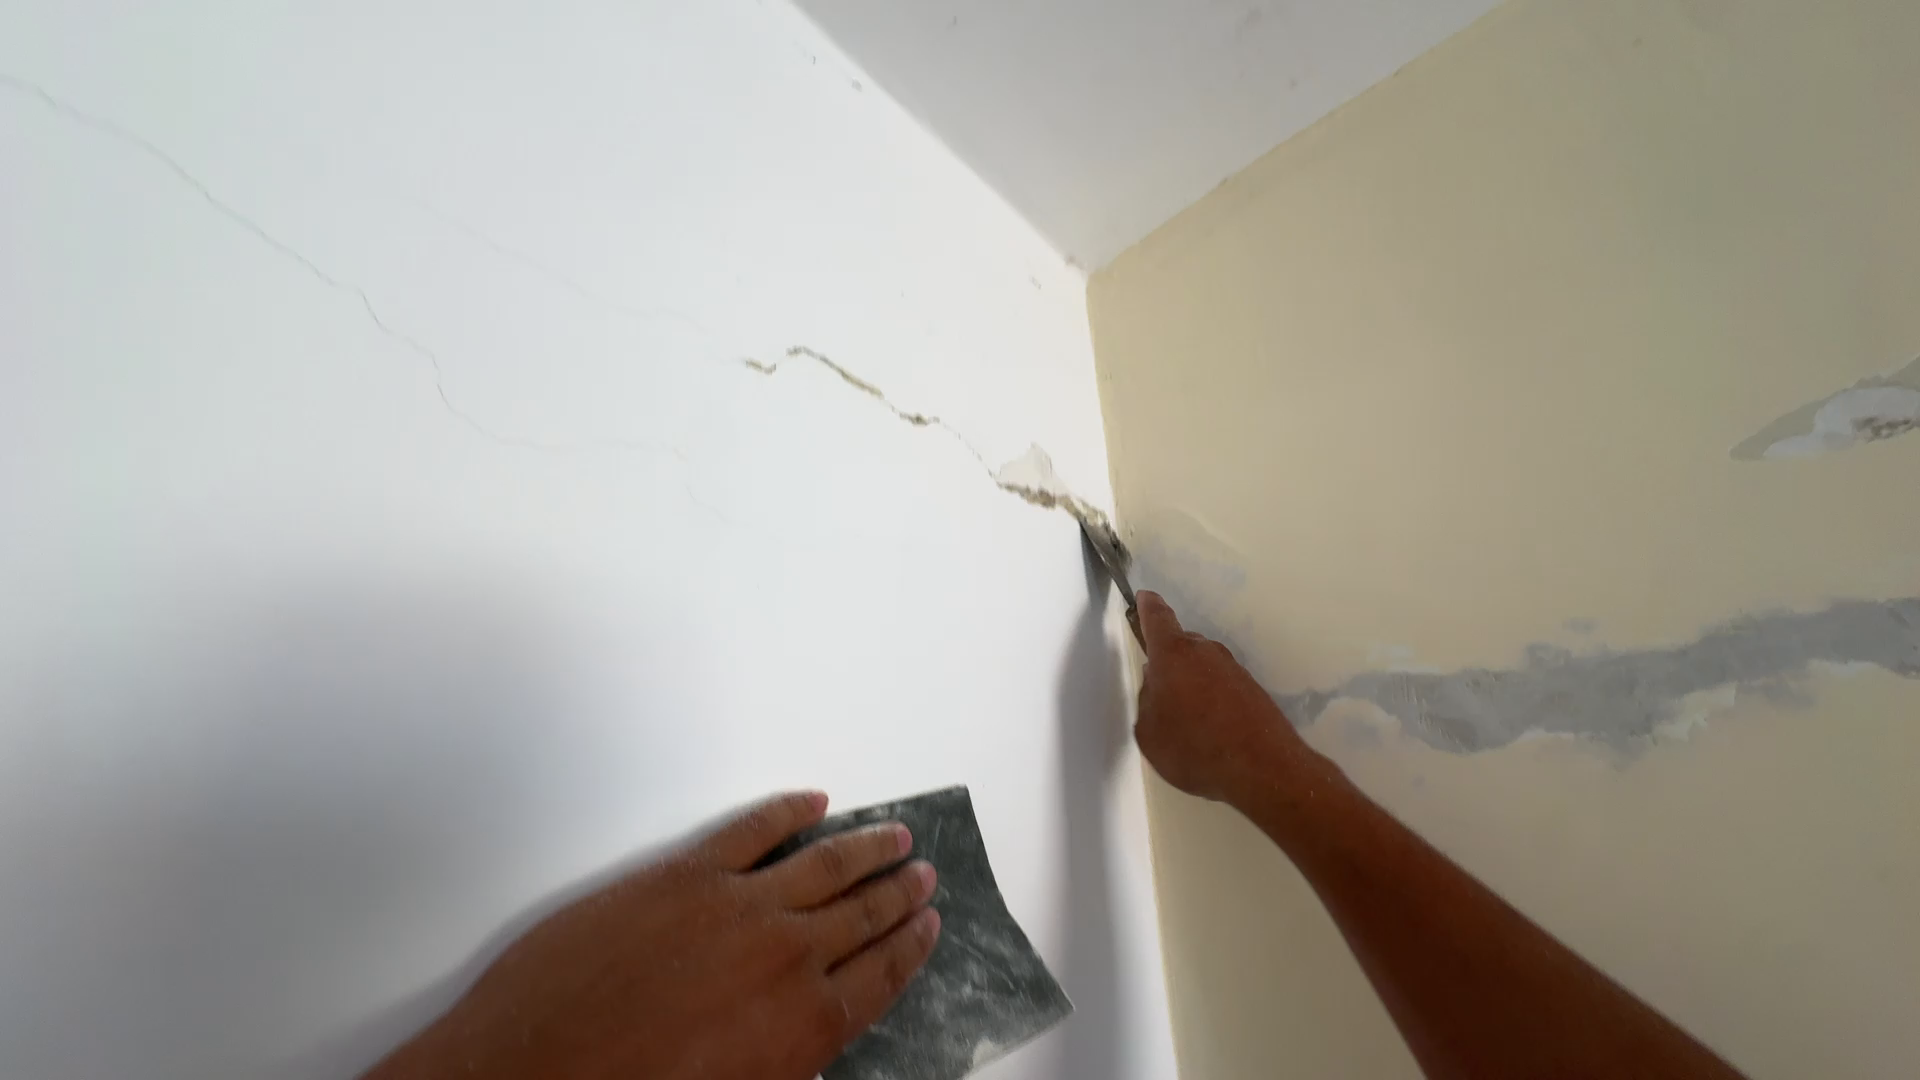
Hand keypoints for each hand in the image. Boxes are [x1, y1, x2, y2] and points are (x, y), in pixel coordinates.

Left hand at [366, 791, 940, 1079]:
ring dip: (866, 847)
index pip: (881, 975)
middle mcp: (786, 956)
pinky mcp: (688, 872)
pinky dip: (789, 810)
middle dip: (899, 891)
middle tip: (923, 871)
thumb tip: (814, 1030)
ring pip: (825, 863)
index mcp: (800, 1025)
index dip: (910, 946)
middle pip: (863, 912)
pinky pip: (755, 829)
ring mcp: (739, 904)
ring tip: (894, 834)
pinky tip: (814, 801)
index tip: (930, 923)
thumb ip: (787, 1061)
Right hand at [1133, 591, 1309, 802]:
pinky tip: (1210, 730)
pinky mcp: (1253, 690)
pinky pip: (1221, 685)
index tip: (1144, 597)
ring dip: (1191, 682)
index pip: (1157, 618)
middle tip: (1158, 691)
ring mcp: (1233, 669)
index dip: (1148, 606)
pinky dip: (1211, 698)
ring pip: (1202, 666)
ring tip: (1185, 719)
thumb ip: (1147, 701)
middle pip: (1181, 645)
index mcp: (1173, 654)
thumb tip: (1157, 688)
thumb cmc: (1195, 747)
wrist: (1264, 770)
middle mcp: (1205, 652)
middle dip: (1167, 660)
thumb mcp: (1149, 731)